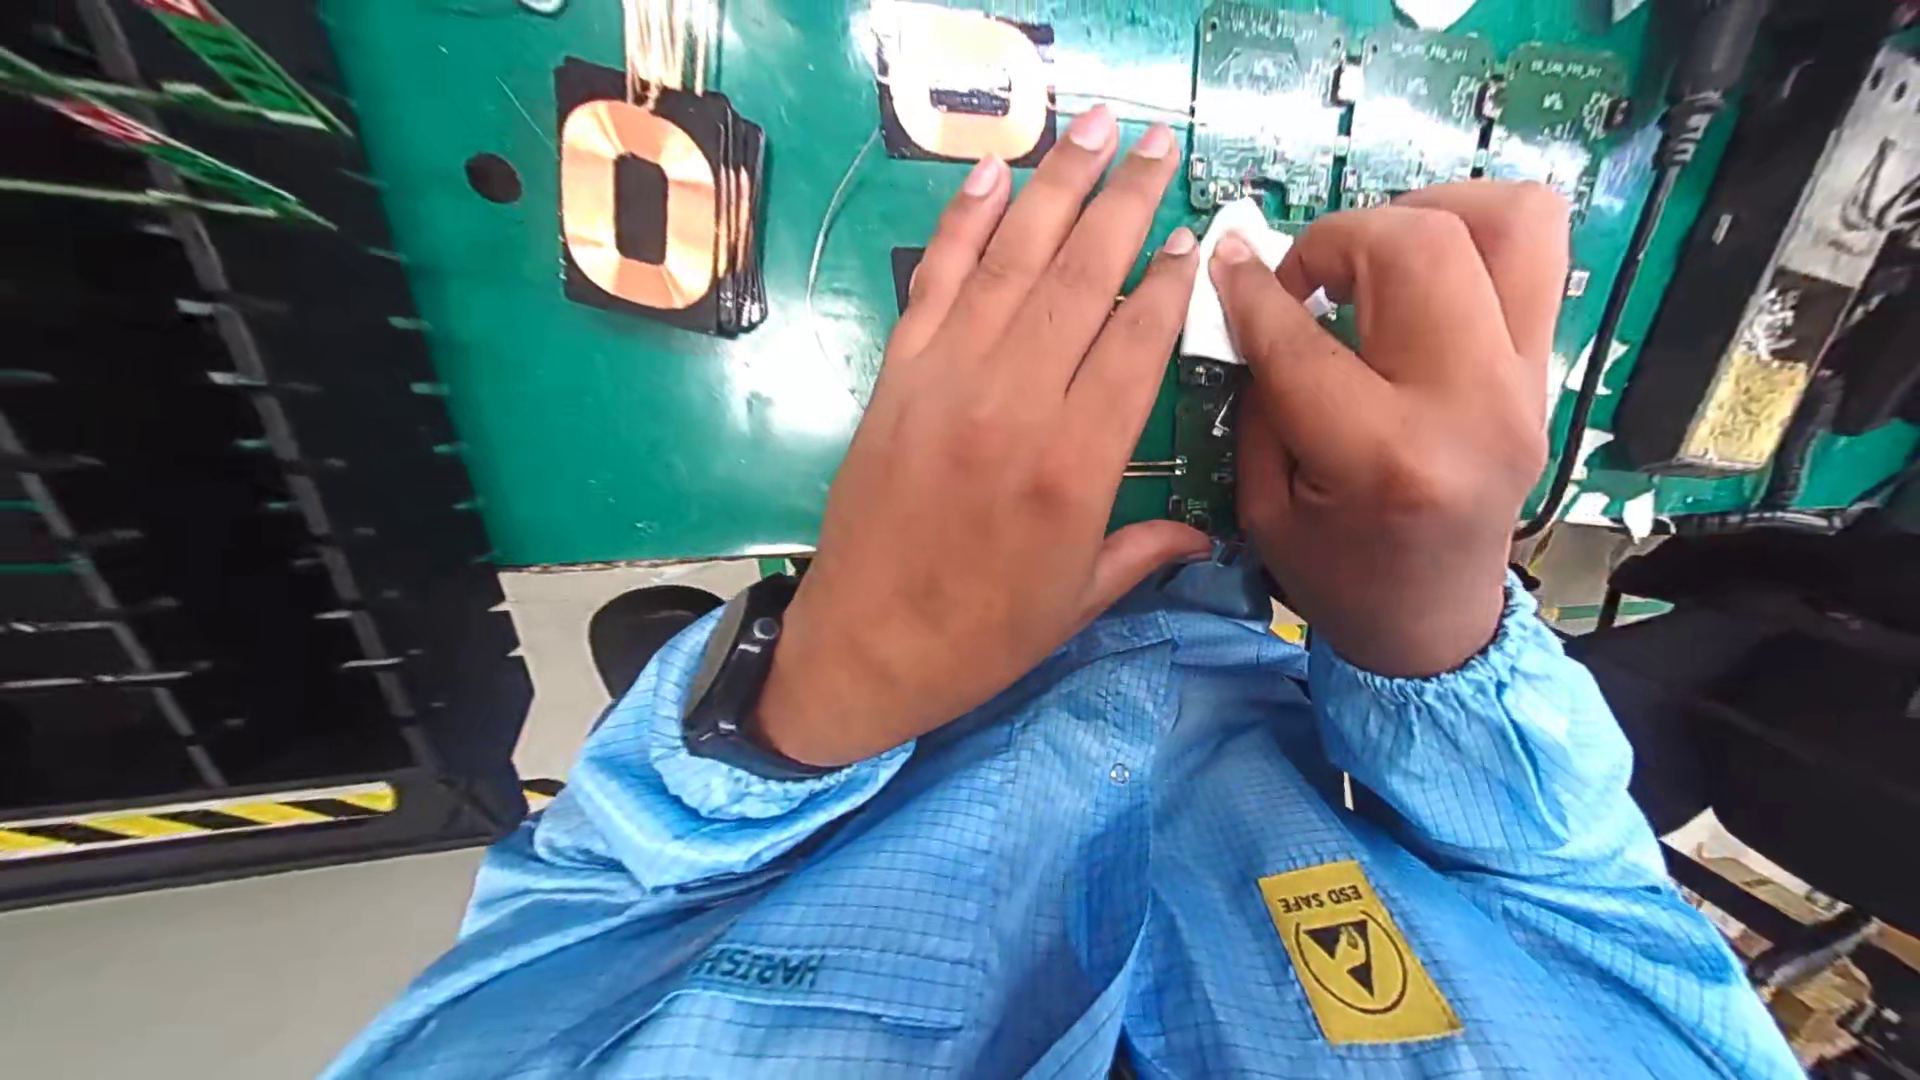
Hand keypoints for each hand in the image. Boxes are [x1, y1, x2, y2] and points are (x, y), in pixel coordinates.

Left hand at [756, 107, 1208, 766]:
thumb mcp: (1074, 604)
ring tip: (1092, 127)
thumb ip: (1141, 552)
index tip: (1194, 235)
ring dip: (1055, 187)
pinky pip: (934, 285)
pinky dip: (962, 225)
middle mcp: (1015, 406)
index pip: (1138, 342)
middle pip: (1082, 280)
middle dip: (1126, 201)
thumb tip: (1201, 533)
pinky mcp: (896, 381)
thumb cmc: (979, 638)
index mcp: (1075, 467)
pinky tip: (991, 178)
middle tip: (1157, 140)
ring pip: (1011, 263)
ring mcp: (947, 384)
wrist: (866, 647)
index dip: (1171, 281)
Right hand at [1212, 183, 1566, 676]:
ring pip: (1506, 222)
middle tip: (1297, 277)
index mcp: (1380, 457)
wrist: (1433, 622)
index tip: (1224, 264)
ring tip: (1365, 258)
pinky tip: (1409, 279)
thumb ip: (1260, 404)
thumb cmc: (1333, 578)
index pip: (1303, 341)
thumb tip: (1257, 315)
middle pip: (1419, 248)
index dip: (1251, 293)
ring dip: (1420, 214)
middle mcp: (1469, 405)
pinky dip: (1463, 240)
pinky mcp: (1543, 375)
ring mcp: (1525, 384)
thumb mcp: (1263, 506)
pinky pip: (1530, 258)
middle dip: (1336, 238)